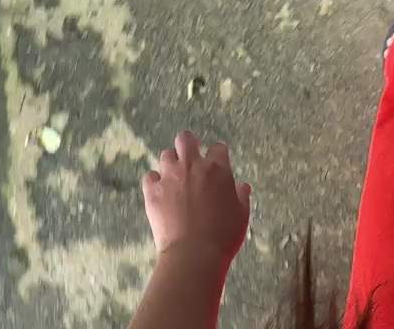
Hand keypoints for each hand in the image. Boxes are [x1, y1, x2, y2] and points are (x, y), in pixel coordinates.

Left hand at [143, 131, 251, 264]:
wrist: (193, 254)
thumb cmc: (223, 236)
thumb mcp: (240, 215)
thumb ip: (241, 196)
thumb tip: (243, 186)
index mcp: (216, 168)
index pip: (218, 147)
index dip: (218, 155)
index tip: (217, 163)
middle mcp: (192, 165)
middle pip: (185, 139)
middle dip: (188, 144)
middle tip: (190, 156)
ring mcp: (170, 176)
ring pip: (166, 154)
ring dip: (171, 163)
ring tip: (174, 177)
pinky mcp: (153, 190)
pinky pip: (150, 176)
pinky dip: (154, 182)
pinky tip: (159, 192)